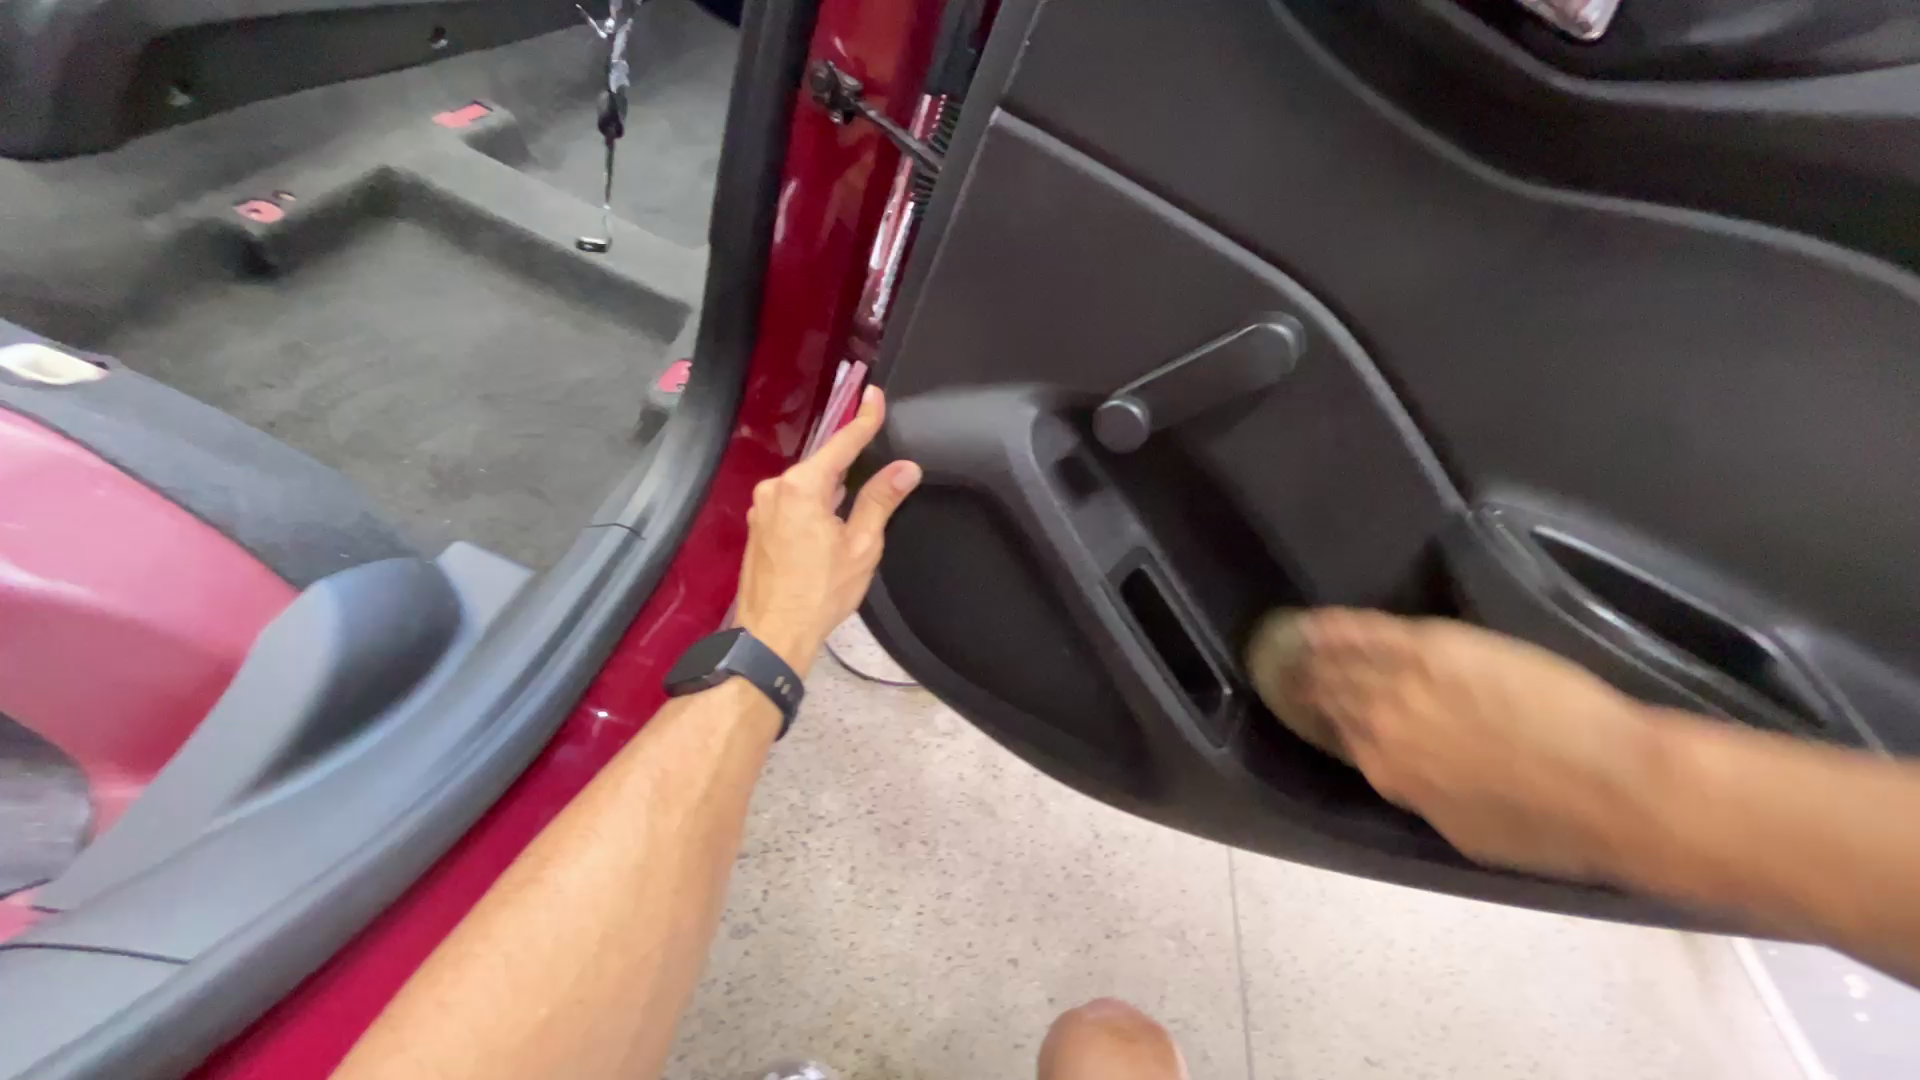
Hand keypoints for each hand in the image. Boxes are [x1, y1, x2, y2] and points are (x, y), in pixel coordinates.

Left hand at [735, 386, 921, 676]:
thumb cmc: (820, 592)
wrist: (774, 634)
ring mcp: (763, 508)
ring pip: (807, 486)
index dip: (863, 419)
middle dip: (849, 467)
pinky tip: (829, 529)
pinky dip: (815, 507)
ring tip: (853, 518)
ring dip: (832, 493)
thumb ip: (880, 500)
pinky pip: (792, 503)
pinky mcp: (759, 527)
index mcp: (802, 487)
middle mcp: (775, 489)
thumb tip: (904, 469)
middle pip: (822, 466)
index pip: (841, 444)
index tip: (874, 395)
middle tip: (878, 475)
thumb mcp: (862, 545)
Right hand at [1250, 609, 1673, 883]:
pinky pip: (1365, 632)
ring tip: (1289, 637)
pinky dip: (1336, 625)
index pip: (1337, 735)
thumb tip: (1403, 775)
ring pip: (1339, 661)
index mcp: (1386, 772)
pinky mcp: (1430, 648)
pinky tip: (1317, 620)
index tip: (1303, 703)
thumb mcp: (1470, 832)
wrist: (1614, 787)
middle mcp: (1376, 726)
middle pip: (1327, 694)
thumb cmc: (1553, 827)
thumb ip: (1422, 796)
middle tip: (1282, 663)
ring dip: (1310, 649)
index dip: (1318, 716)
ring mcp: (1399, 683)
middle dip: (1302, 678)